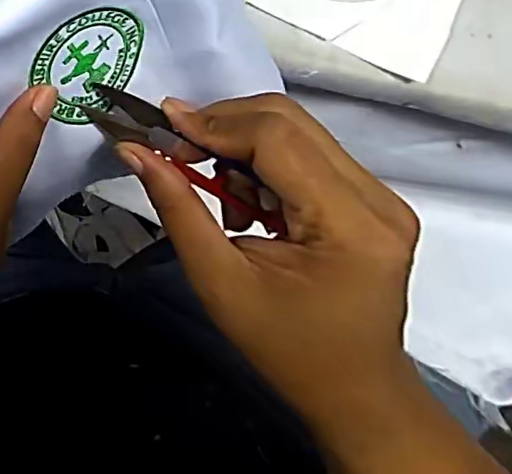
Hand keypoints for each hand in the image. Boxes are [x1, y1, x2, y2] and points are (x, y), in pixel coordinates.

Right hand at [120, 94, 485, 468]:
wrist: (354, 391)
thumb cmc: (286, 345)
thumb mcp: (217, 279)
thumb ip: (175, 205)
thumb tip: (133, 147)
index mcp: (350, 226)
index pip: (275, 139)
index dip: (213, 124)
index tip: (163, 129)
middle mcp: (377, 199)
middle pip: (285, 120)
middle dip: (220, 124)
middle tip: (178, 151)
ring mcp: (378, 195)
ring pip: (291, 126)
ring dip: (237, 139)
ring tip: (213, 184)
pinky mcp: (368, 196)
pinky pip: (301, 146)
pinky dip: (257, 154)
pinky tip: (243, 194)